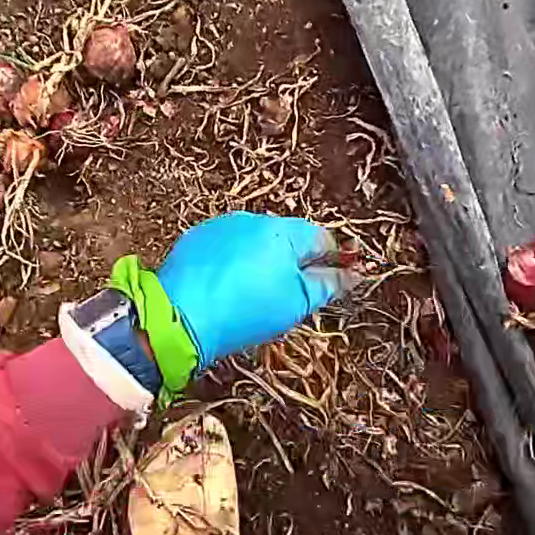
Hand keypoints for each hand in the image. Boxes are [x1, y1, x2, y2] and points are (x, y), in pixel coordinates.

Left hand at [159, 213, 352, 365]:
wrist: (180, 315)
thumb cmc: (246, 310)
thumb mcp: (297, 302)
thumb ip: (329, 284)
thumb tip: (354, 274)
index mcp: (283, 230)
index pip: (322, 238)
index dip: (330, 262)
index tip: (328, 284)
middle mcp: (253, 219)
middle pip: (289, 237)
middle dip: (294, 262)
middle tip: (287, 297)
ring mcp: (223, 225)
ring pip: (257, 241)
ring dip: (263, 260)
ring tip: (253, 295)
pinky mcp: (198, 237)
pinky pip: (228, 246)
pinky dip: (234, 262)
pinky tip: (228, 287)